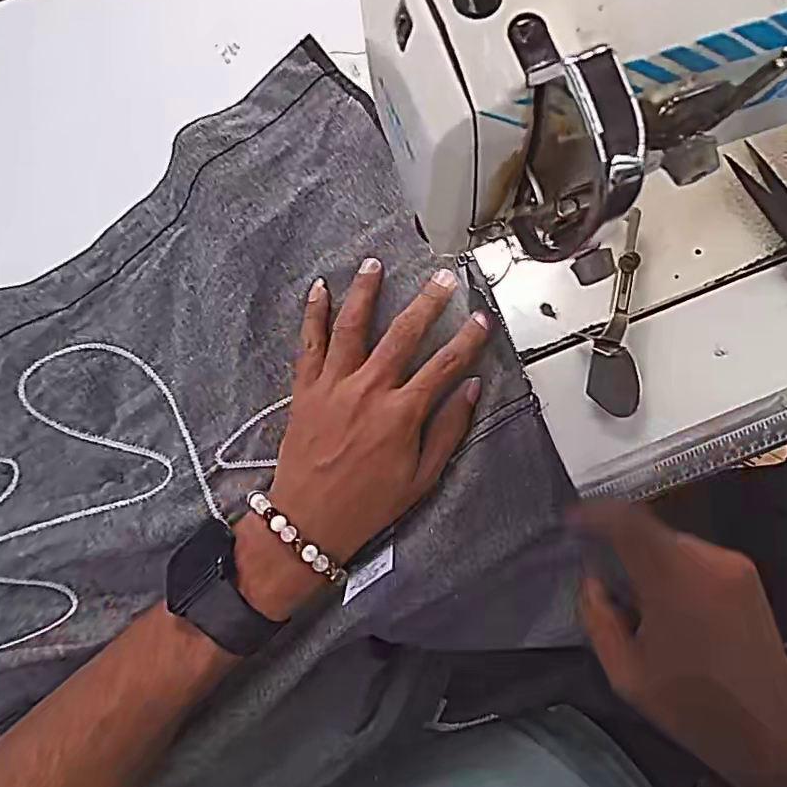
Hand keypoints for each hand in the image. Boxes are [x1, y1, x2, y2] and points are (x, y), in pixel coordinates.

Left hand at [235, 257, 489, 618]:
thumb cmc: (365, 504)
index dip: (468, 338)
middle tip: (442, 278)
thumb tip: (471, 390)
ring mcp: (334, 386)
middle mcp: (368, 392)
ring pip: (352, 326)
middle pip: (403, 334)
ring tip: (374, 265)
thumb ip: (449, 429)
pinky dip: (314, 314)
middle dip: (427, 301)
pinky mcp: (306, 389)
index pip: (445, 364)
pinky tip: (319, 290)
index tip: (480, 320)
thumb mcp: (421, 478)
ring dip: (365, 292)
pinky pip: (310, 343)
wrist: (308, 521)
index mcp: (401, 414)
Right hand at [575, 502, 786, 786]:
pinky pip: (692, 554)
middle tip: (605, 576)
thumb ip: (597, 616)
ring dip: (646, 558)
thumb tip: (593, 580)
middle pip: (647, 529)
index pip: (627, 521)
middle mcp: (708, 560)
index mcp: (675, 580)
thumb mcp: (625, 673)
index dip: (594, 513)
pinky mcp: (746, 574)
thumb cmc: (695, 708)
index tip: (572, 521)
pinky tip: (669, 604)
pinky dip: (670, 568)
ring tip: (638, 598)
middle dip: (619, 545)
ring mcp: (732, 564)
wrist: (774, 736)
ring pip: (668, 541)